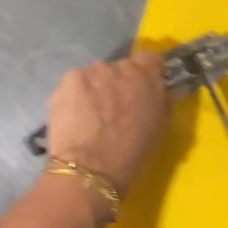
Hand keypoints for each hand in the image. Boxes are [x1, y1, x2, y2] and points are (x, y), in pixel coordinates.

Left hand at [47, 49, 169, 192]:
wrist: (92, 167)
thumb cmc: (131, 152)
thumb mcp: (159, 125)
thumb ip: (158, 99)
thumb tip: (155, 90)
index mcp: (146, 75)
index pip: (149, 59)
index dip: (144, 73)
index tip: (139, 88)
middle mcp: (119, 66)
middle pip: (118, 69)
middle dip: (115, 84)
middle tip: (111, 109)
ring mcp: (91, 72)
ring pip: (93, 77)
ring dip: (93, 90)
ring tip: (88, 117)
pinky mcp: (68, 81)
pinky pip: (74, 85)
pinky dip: (74, 97)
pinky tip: (73, 117)